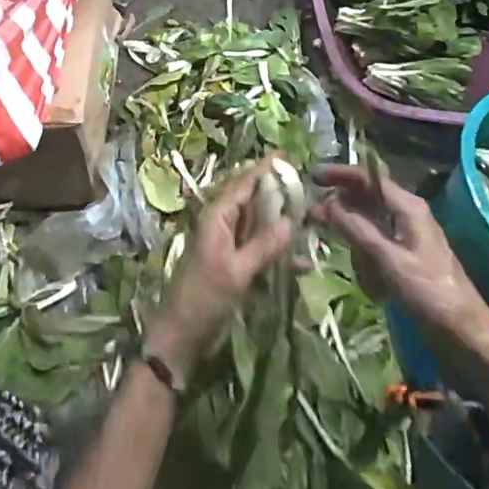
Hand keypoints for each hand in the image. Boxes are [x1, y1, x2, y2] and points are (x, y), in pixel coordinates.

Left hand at [148, 157, 294, 378]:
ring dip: (278, 217)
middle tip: (304, 182)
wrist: (181, 333)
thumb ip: (263, 246)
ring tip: (307, 212)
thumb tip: (290, 220)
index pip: (244, 182)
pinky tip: (299, 257)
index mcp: (218, 215)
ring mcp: (227, 241)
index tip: (287, 155)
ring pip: (256, 220)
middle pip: (252, 197)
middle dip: (275, 189)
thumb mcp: (237, 272)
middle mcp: (222, 222)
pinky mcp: (233, 260)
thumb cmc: (204, 298)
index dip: (265, 168)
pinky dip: (276, 245)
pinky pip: (257, 244)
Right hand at [310, 165, 488, 349]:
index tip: (311, 177)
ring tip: (365, 274)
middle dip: (341, 212)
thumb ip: (356, 229)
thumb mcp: (389, 260)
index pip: (368, 178)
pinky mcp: (405, 258)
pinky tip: (376, 288)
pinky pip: (375, 250)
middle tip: (312, 219)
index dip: (339, 175)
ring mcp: (406, 237)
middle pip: (365, 201)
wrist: (467, 334)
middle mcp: (407, 215)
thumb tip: (328, 204)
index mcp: (408, 207)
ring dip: (358, 247)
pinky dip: (368, 263)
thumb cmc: (430, 294)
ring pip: (367, 228)